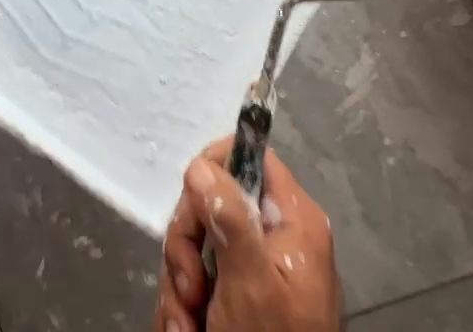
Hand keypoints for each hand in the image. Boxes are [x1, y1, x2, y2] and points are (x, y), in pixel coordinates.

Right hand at [156, 140, 337, 331]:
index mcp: (293, 220)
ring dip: (178, 284)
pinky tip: (187, 330)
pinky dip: (182, 305)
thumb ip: (229, 218)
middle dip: (187, 247)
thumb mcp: (250, 282)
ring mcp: (253, 267)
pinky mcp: (235, 295)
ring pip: (195, 245)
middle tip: (189, 288)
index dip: (216, 164)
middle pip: (212, 203)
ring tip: (187, 325)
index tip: (190, 194)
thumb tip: (201, 164)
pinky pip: (194, 278)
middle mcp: (274, 236)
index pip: (252, 157)